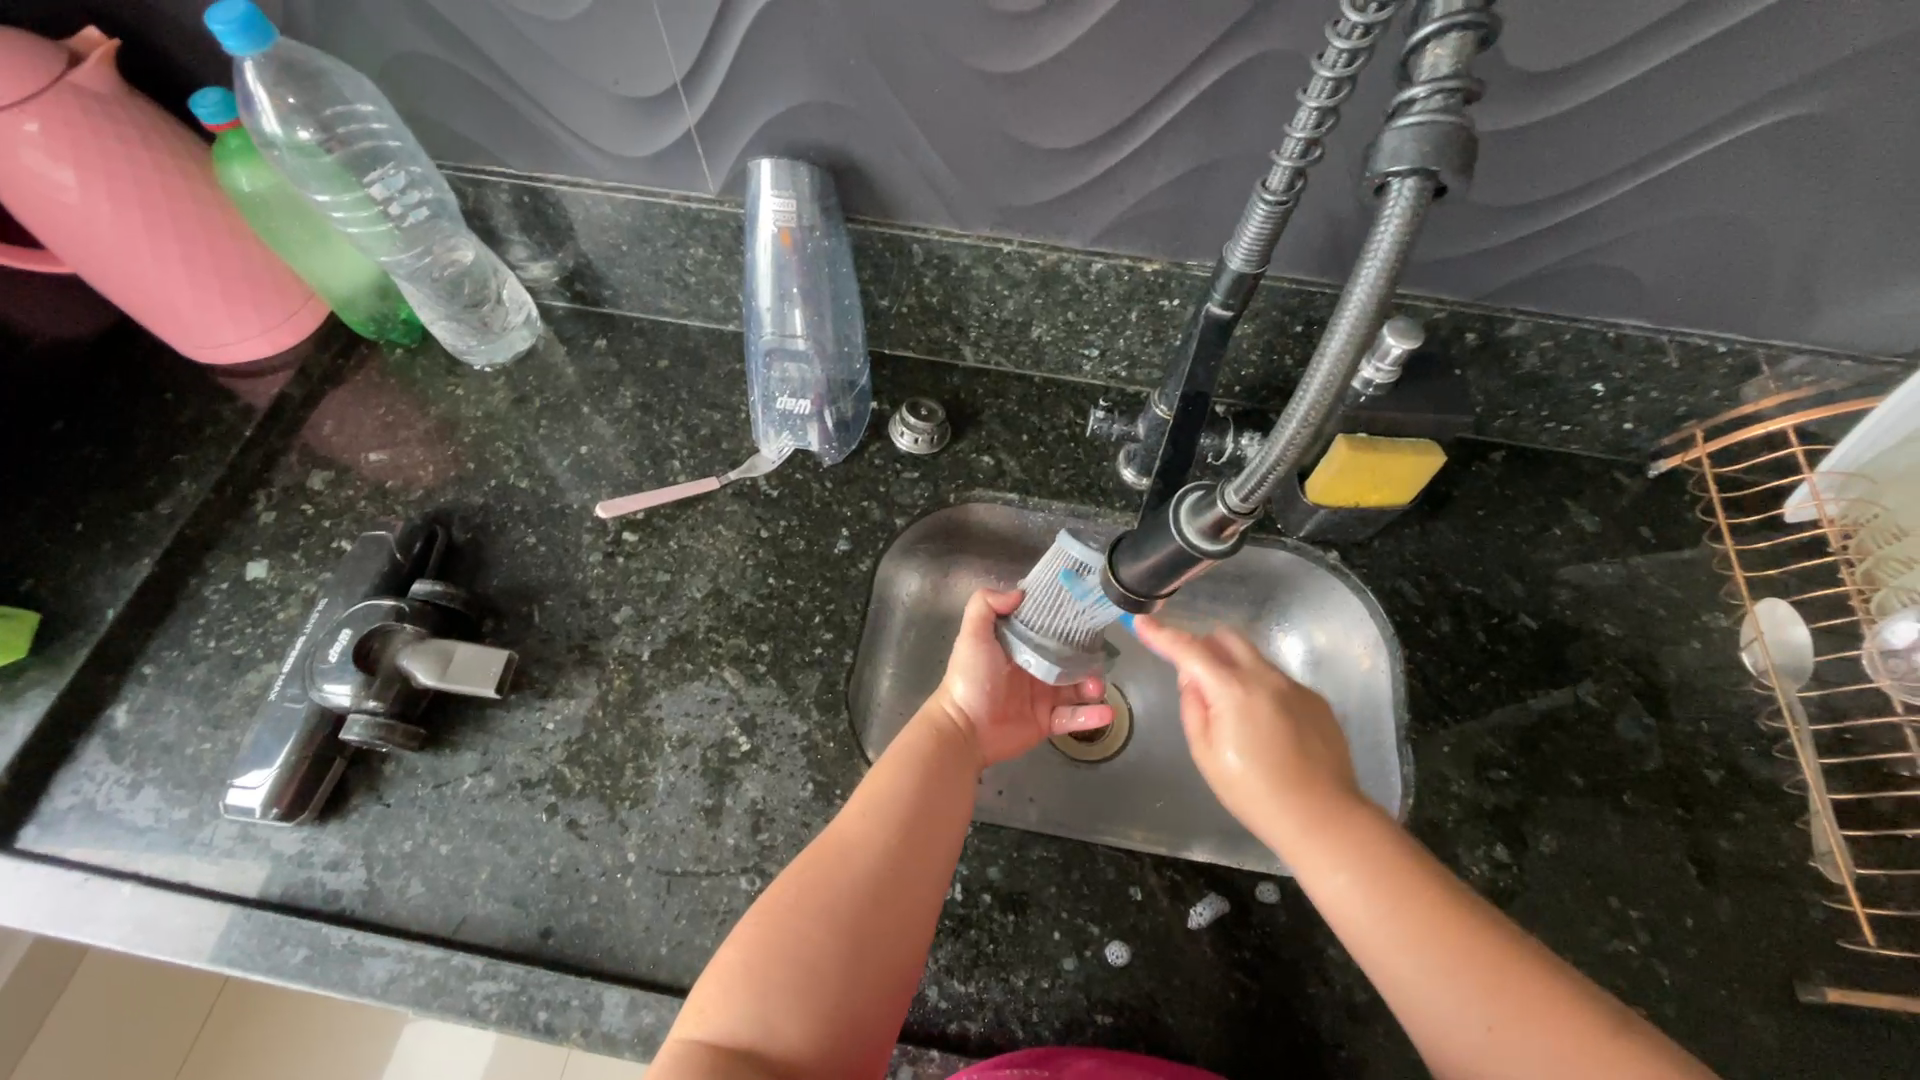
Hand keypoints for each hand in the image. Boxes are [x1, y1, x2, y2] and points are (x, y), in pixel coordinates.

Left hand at [929, 588, 1112, 767]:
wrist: (964, 729)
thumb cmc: (969, 678)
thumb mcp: (973, 635)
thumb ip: (986, 604)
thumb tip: (1019, 592)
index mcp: (1019, 646)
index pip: (1048, 628)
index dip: (1066, 621)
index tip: (1087, 612)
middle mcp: (1034, 668)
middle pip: (1070, 658)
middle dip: (1088, 656)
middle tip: (1098, 657)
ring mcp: (1042, 697)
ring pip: (1077, 687)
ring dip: (1092, 686)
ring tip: (1095, 688)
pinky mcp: (1046, 722)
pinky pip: (1073, 718)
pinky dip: (1091, 716)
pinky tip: (1106, 712)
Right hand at [1133, 616, 1365, 842]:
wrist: (1321, 817)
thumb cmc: (1253, 792)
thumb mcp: (1205, 754)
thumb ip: (1193, 707)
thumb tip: (1192, 679)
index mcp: (1233, 690)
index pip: (1189, 650)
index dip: (1162, 635)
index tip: (1142, 623)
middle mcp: (1267, 678)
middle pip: (1227, 639)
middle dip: (1203, 646)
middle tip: (1194, 677)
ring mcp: (1296, 687)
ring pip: (1255, 659)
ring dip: (1234, 670)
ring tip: (1234, 716)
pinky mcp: (1316, 701)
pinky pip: (1279, 682)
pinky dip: (1261, 692)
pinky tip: (1267, 730)